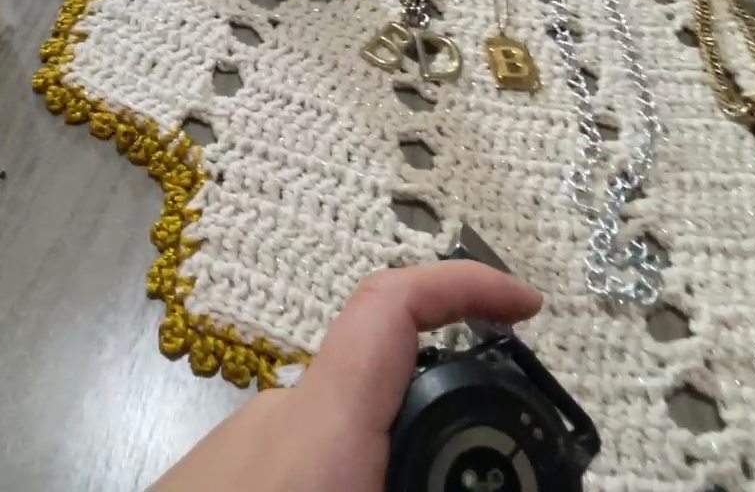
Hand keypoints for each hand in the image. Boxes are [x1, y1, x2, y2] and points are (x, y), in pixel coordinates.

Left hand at [151, 261, 542, 491]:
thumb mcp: (372, 488)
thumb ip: (433, 479)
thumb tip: (493, 476)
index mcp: (321, 428)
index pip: (391, 305)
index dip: (464, 283)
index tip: (527, 304)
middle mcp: (282, 413)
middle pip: (388, 374)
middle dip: (454, 409)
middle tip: (500, 460)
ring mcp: (248, 437)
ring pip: (352, 422)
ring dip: (402, 450)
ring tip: (434, 482)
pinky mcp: (227, 465)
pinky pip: (315, 451)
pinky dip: (357, 464)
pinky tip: (370, 486)